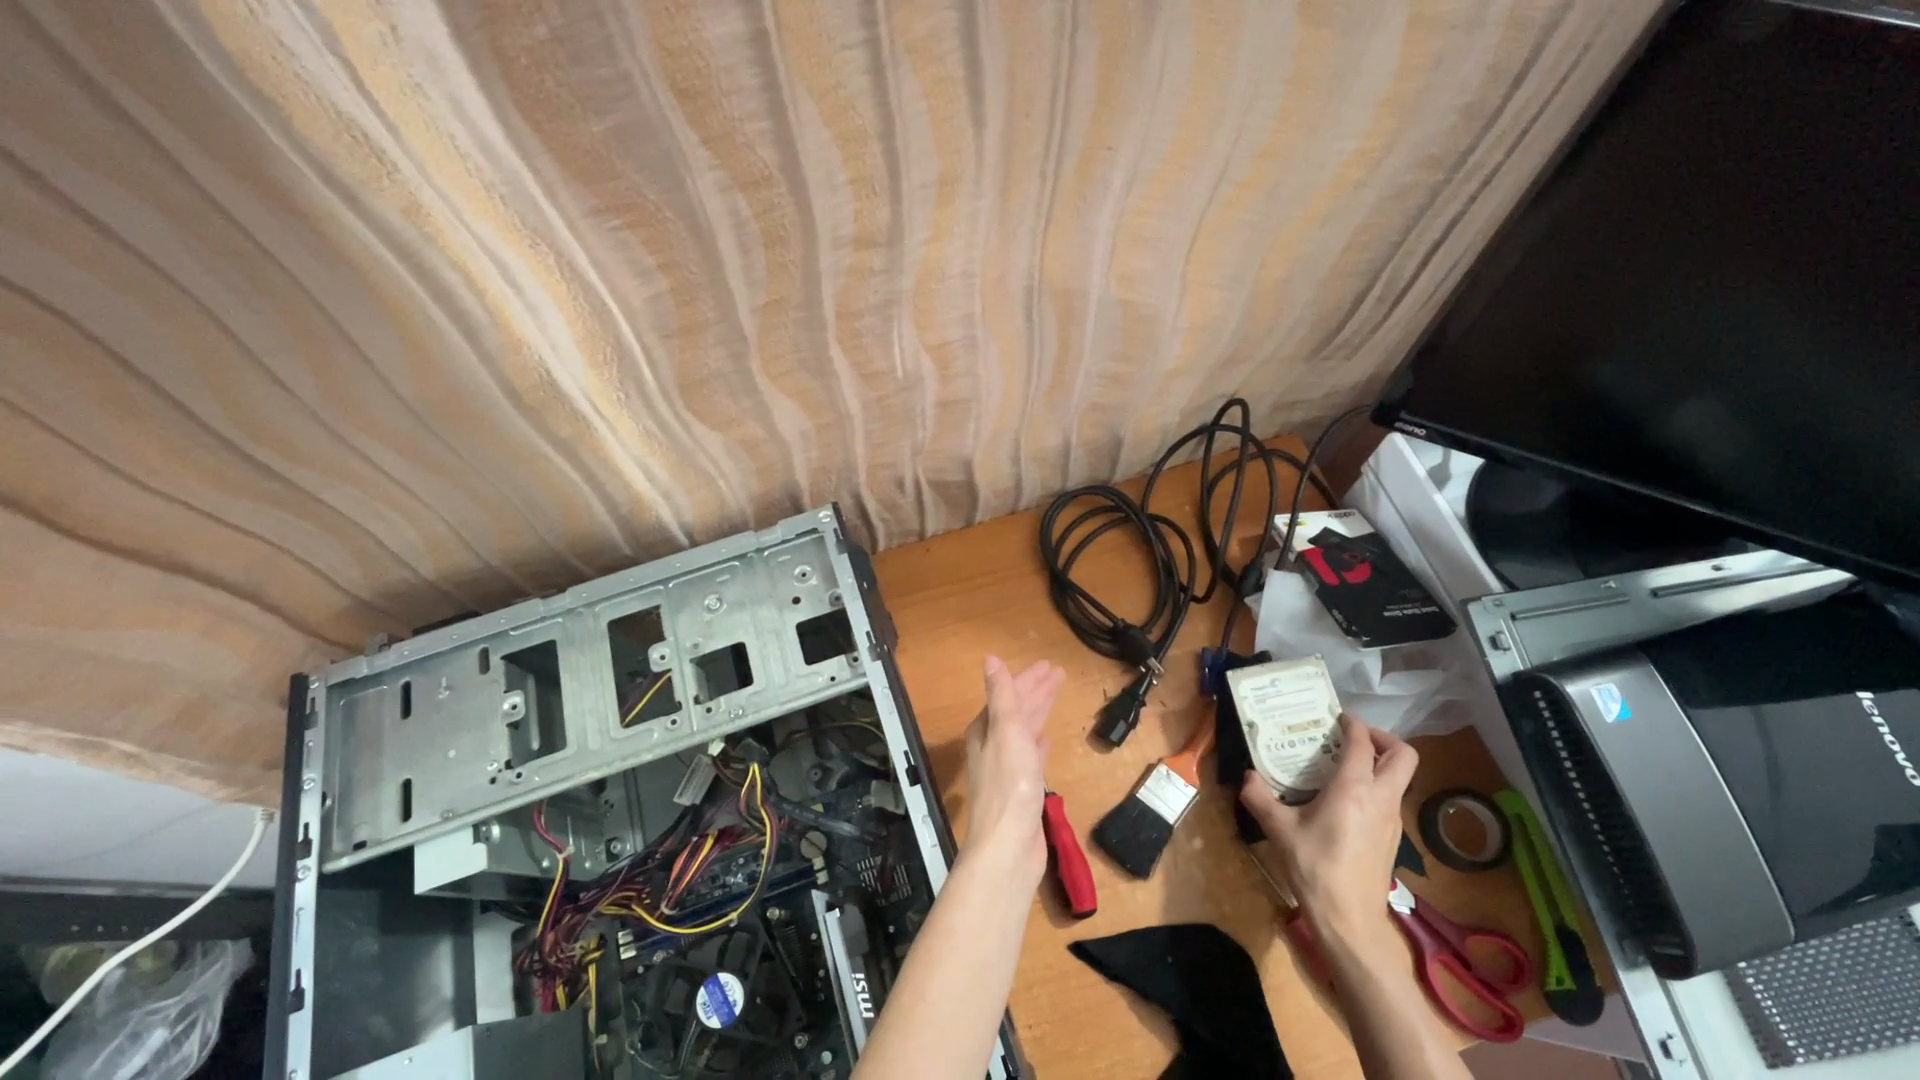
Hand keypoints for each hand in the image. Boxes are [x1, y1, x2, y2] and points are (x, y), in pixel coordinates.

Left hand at [963, 656, 1064, 881]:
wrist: (1009, 845)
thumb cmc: (1009, 785)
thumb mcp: (1006, 732)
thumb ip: (1001, 696)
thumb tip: (990, 660)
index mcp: (986, 731)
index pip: (1008, 695)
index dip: (1027, 679)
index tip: (1049, 665)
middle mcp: (992, 747)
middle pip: (1016, 712)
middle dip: (1035, 692)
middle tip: (1057, 674)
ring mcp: (1007, 770)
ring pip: (1024, 732)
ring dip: (1038, 714)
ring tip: (1054, 699)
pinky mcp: (1021, 791)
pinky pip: (1031, 757)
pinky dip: (1038, 745)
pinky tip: (1047, 741)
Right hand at [1239, 712, 1417, 948]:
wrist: (1350, 919)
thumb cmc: (1315, 869)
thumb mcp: (1279, 831)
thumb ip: (1260, 798)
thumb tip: (1246, 776)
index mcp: (1354, 789)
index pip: (1363, 743)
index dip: (1352, 724)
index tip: (1336, 717)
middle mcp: (1381, 798)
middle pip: (1403, 755)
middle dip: (1382, 738)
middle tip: (1351, 739)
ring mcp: (1393, 820)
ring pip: (1400, 778)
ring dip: (1380, 764)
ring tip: (1344, 768)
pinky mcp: (1394, 838)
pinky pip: (1391, 799)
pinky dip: (1376, 788)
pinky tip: (1346, 802)